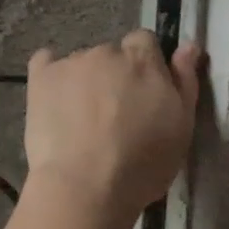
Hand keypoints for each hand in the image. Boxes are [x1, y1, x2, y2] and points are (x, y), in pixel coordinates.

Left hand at [24, 31, 202, 219]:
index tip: (144, 94)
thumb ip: (185, 82)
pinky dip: (52, 77)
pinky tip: (54, 101)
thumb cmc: (143, 164)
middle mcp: (107, 52)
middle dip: (115, 76)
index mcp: (144, 61)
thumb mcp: (182, 127)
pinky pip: (45, 63)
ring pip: (82, 64)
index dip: (145, 65)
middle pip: (112, 54)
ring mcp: (71, 63)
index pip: (145, 41)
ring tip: (83, 121)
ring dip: (86, 82)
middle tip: (115, 115)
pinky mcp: (40, 78)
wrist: (84, 187)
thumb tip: (188, 46)